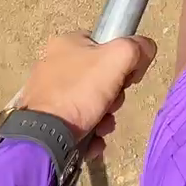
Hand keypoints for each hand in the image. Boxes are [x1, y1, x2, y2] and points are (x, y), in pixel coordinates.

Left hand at [20, 33, 156, 157]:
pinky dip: (87, 132)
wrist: (43, 139)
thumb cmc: (81, 91)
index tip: (125, 79)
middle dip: (113, 95)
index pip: (104, 44)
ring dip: (103, 117)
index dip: (121, 61)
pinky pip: (73, 122)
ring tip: (102, 129)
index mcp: (66, 43)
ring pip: (88, 101)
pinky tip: (92, 141)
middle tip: (112, 106)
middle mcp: (51, 65)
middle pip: (98, 76)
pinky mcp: (40, 122)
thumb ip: (139, 47)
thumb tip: (145, 52)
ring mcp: (44, 95)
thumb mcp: (120, 57)